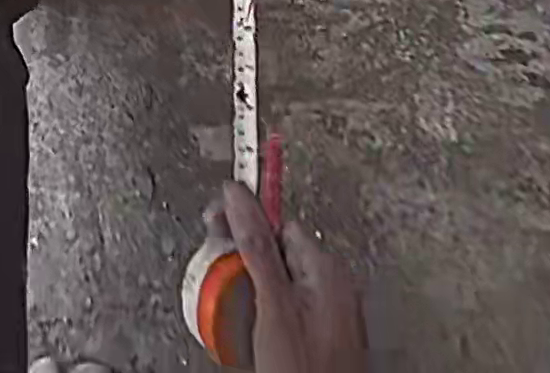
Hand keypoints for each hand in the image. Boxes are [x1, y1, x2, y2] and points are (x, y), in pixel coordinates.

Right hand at [214, 182, 366, 372]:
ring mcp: (326, 312)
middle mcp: (333, 287)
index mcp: (328, 271)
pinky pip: (279, 298)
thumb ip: (254, 244)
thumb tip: (236, 195)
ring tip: (226, 294)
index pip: (276, 221)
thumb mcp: (271, 303)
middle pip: (275, 245)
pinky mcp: (316, 332)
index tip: (216, 227)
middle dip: (240, 249)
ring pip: (274, 272)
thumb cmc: (303, 371)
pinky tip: (244, 314)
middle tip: (217, 265)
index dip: (242, 220)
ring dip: (244, 275)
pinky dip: (257, 298)